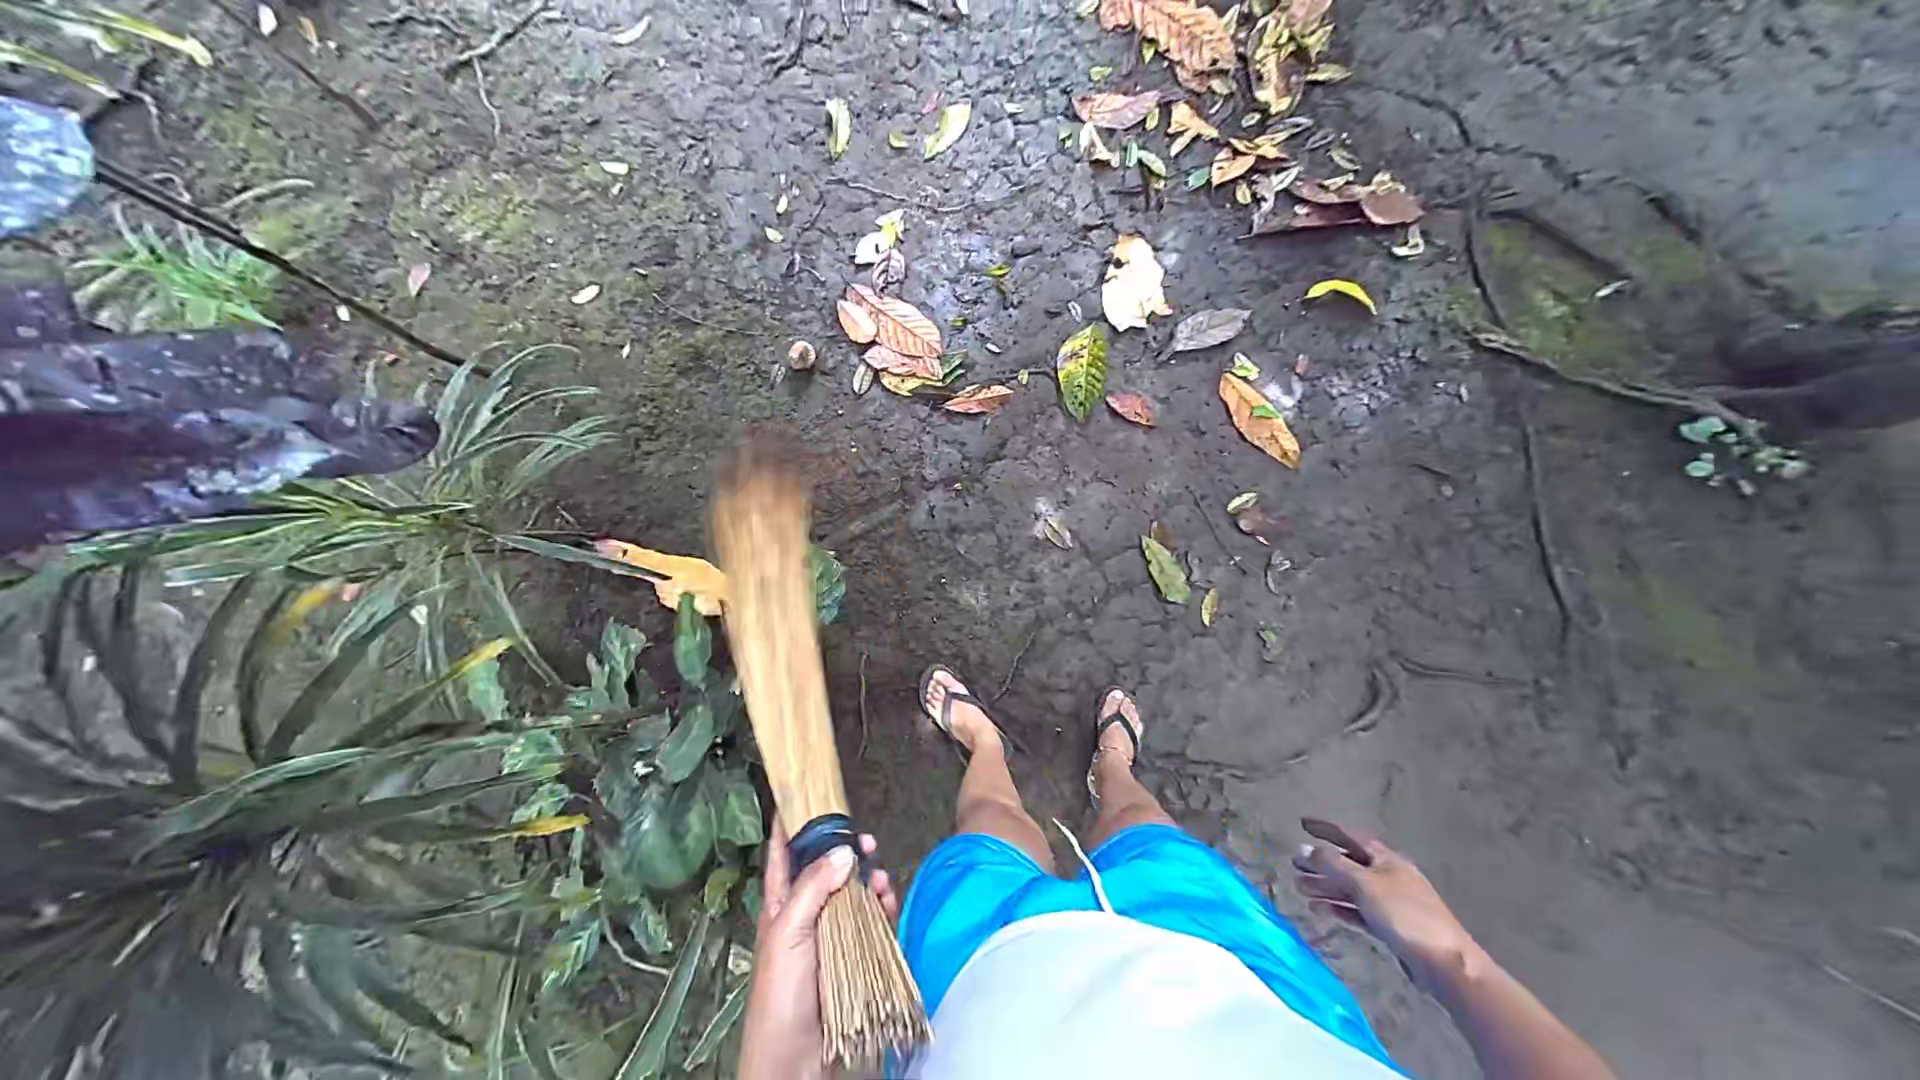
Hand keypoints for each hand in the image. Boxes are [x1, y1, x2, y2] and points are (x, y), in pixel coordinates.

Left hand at [737, 815, 898, 1079]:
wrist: (798, 1059)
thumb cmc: (781, 993)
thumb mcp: (789, 933)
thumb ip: (814, 888)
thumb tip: (844, 850)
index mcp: (782, 904)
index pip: (784, 855)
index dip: (790, 827)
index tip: (802, 796)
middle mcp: (807, 912)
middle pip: (827, 869)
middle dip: (844, 849)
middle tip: (865, 837)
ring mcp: (833, 932)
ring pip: (853, 890)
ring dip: (868, 876)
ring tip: (879, 869)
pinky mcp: (856, 952)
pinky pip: (873, 919)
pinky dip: (882, 904)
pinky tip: (888, 897)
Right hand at [1292, 817, 1480, 990]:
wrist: (1446, 964)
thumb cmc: (1404, 914)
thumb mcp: (1364, 883)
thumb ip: (1332, 864)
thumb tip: (1304, 848)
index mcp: (1385, 859)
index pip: (1349, 836)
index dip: (1325, 829)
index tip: (1302, 823)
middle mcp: (1387, 876)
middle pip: (1347, 863)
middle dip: (1320, 862)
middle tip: (1294, 863)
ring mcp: (1389, 902)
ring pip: (1350, 889)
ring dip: (1325, 887)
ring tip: (1299, 888)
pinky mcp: (1390, 927)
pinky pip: (1357, 911)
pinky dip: (1338, 908)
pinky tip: (1319, 910)